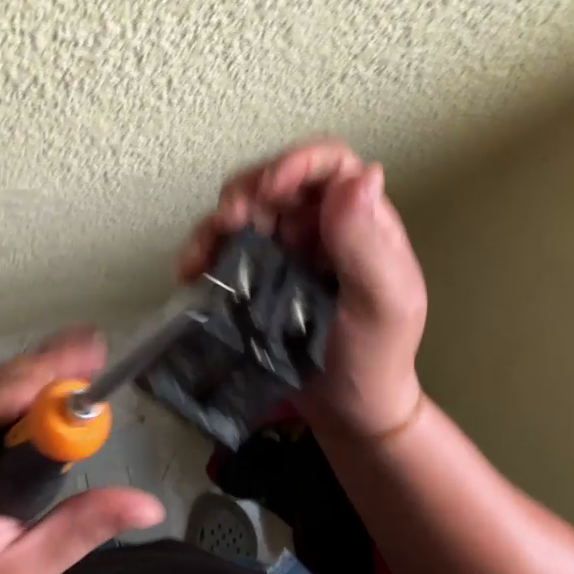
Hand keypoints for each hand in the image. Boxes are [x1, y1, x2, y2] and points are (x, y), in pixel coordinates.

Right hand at [178, 139, 427, 434]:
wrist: (345, 411)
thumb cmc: (374, 357)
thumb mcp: (383, 302)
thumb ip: (368, 243)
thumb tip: (360, 176)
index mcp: (358, 219)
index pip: (329, 164)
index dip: (297, 163)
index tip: (271, 188)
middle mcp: (317, 223)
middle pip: (274, 179)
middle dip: (245, 191)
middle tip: (228, 220)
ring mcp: (281, 246)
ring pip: (241, 207)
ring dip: (216, 221)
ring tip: (201, 253)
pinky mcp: (251, 270)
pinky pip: (221, 245)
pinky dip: (201, 250)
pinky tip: (190, 272)